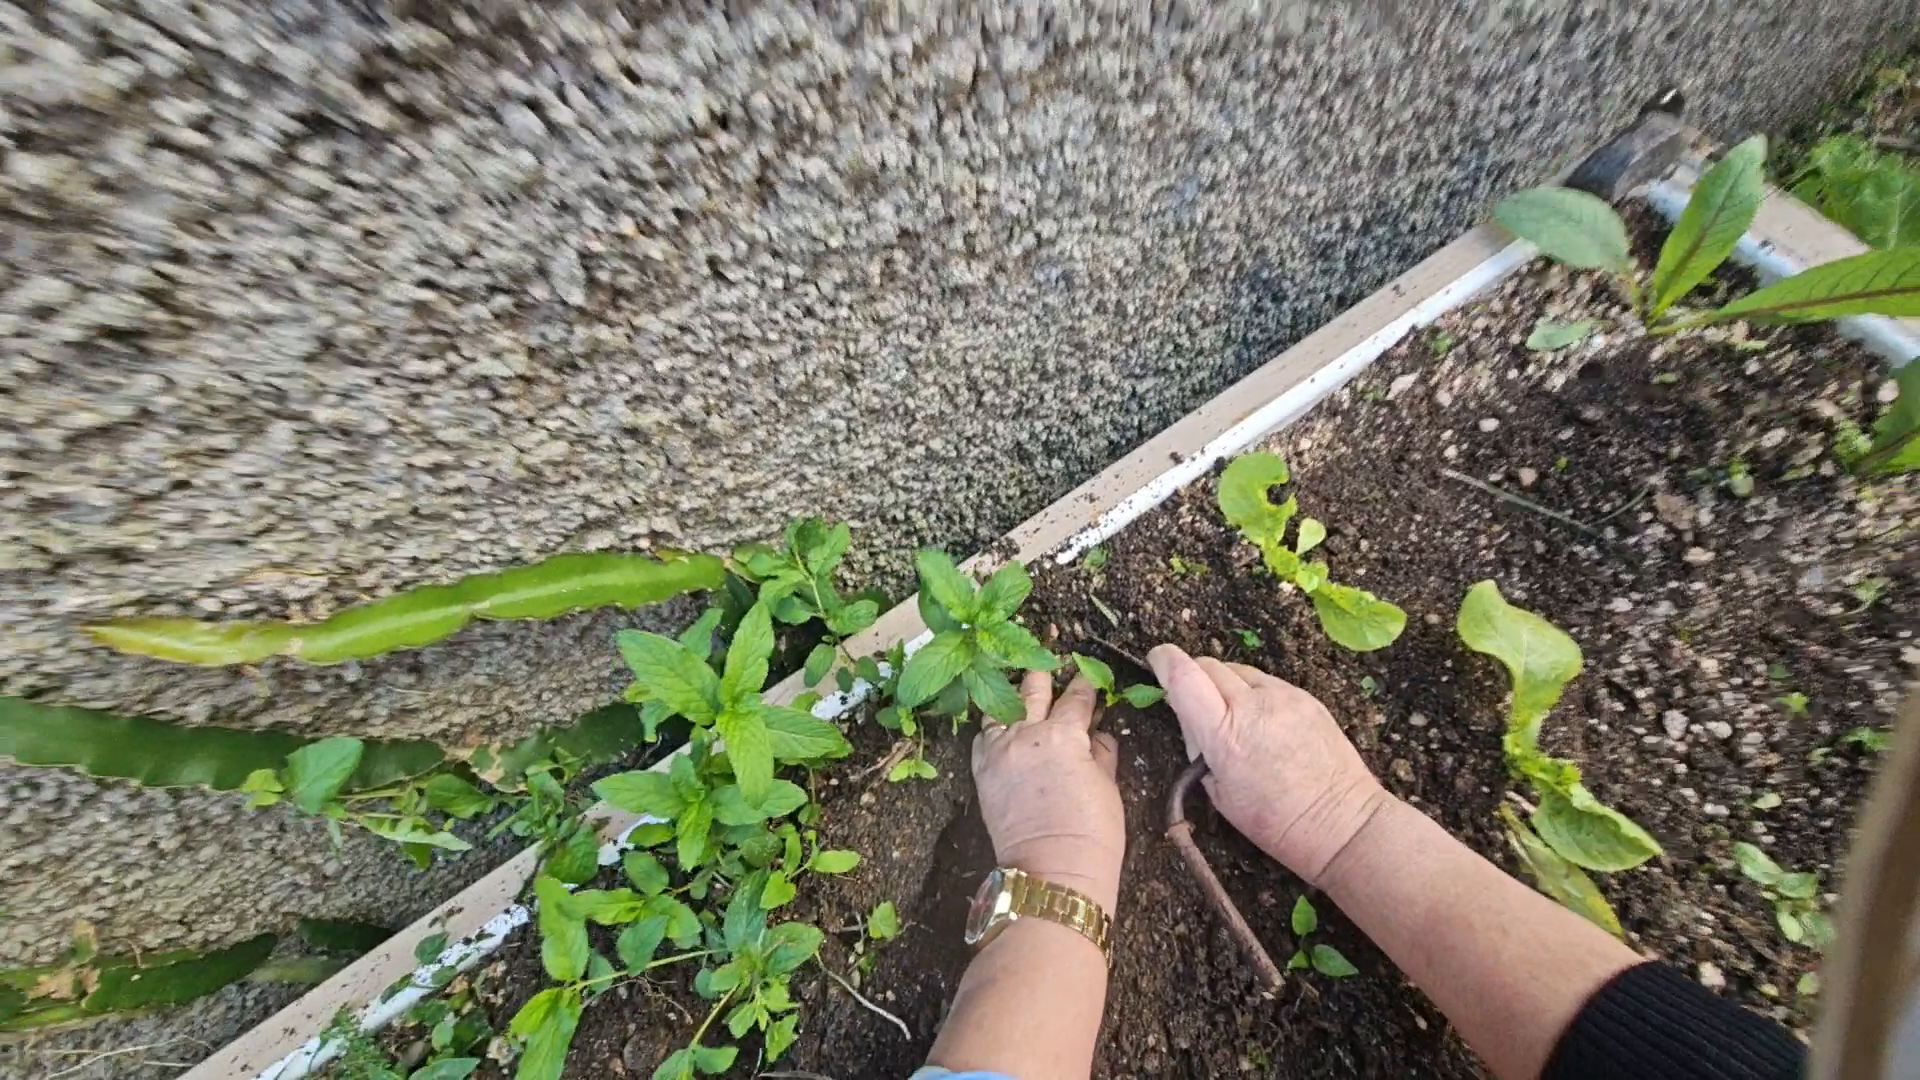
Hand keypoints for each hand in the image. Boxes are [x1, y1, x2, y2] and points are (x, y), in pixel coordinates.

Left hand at [971, 671, 1125, 910]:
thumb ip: (1102, 752)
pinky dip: (992, 726)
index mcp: (1064, 734)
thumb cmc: (1093, 833)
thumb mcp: (1108, 787)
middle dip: (1044, 675)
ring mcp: (999, 750)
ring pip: (1001, 707)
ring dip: (1013, 695)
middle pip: (1033, 689)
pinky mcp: (982, 770)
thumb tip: (1101, 733)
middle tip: (1048, 661)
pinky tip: (1000, 723)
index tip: (1088, 674)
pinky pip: (983, 735)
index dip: (1085, 683)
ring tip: (1019, 687)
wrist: (1053, 871)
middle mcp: (1027, 733)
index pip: (1076, 698)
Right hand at [1147, 645, 1387, 886]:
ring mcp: (1283, 697)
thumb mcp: (1218, 790)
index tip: (1156, 661)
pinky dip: (1252, 692)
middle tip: (1198, 708)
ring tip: (1234, 718)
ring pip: (1236, 670)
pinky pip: (1264, 681)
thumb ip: (1198, 743)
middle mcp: (1253, 706)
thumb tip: (1186, 711)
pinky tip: (1262, 722)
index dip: (1163, 660)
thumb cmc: (1275, 821)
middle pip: (1207, 665)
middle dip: (1192, 677)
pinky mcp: (1305, 697)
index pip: (1184, 676)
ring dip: (1224, 684)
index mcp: (1225, 735)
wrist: (1344, 825)